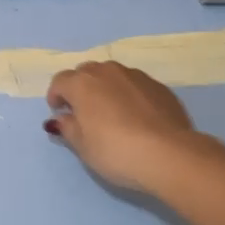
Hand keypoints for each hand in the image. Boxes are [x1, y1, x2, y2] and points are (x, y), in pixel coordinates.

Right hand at [44, 61, 198, 191]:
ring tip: (112, 114)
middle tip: (84, 113)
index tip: (59, 112)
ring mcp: (135, 75)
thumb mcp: (83, 147)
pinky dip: (129, 95)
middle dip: (80, 89)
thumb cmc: (116, 151)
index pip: (60, 81)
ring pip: (112, 76)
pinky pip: (135, 85)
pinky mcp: (158, 86)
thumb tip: (61, 118)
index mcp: (82, 83)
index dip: (56, 96)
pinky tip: (137, 117)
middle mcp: (107, 71)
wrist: (168, 153)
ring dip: (106, 89)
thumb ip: (68, 128)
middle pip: (86, 73)